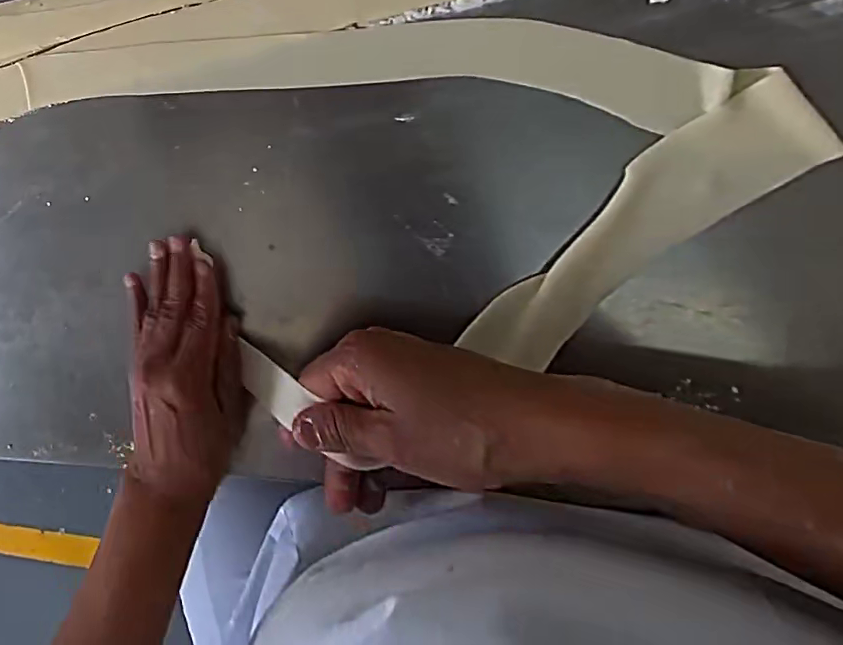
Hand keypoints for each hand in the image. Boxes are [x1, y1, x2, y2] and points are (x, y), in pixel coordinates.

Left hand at [123, 236, 246, 508]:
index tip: (208, 258)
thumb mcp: (230, 414)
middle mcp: (161, 362)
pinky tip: (134, 279)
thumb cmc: (204, 453)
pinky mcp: (134, 365)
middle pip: (175, 306)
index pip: (201, 319)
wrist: (162, 481)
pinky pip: (135, 326)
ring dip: (158, 275)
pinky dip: (135, 300)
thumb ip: (229, 366)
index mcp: (189, 375)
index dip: (207, 286)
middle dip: (180, 269)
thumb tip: (229, 323)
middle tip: (182, 239)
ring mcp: (143, 362)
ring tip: (160, 246)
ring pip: (154, 309)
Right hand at [288, 328, 655, 513]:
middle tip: (342, 491)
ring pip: (363, 407)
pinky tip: (393, 472)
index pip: (307, 386)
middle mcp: (377, 348)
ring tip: (370, 494)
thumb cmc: (472, 428)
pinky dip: (386, 438)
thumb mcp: (388, 441)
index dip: (303, 427)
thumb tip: (303, 425)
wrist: (539, 426)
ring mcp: (402, 361)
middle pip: (334, 398)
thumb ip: (337, 432)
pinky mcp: (424, 376)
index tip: (304, 457)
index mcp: (358, 354)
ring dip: (362, 452)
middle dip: (337, 449)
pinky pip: (388, 405)